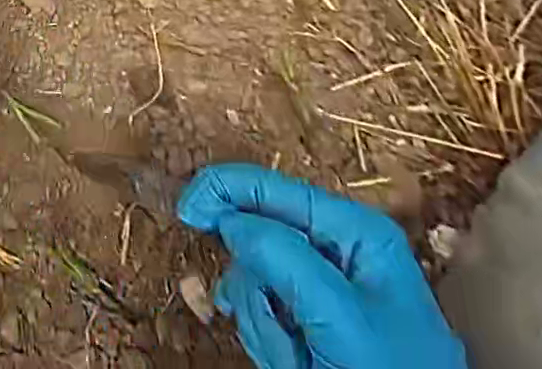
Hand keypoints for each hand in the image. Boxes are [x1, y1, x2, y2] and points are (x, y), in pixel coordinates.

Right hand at [179, 165, 465, 368]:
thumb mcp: (340, 320)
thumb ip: (285, 259)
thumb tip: (229, 218)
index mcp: (355, 232)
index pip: (275, 189)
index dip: (225, 188)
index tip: (186, 210)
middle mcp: (338, 251)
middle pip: (260, 235)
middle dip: (254, 284)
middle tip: (273, 330)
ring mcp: (323, 289)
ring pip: (255, 277)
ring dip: (261, 320)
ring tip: (294, 361)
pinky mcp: (310, 322)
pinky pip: (263, 310)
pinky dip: (265, 336)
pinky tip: (288, 362)